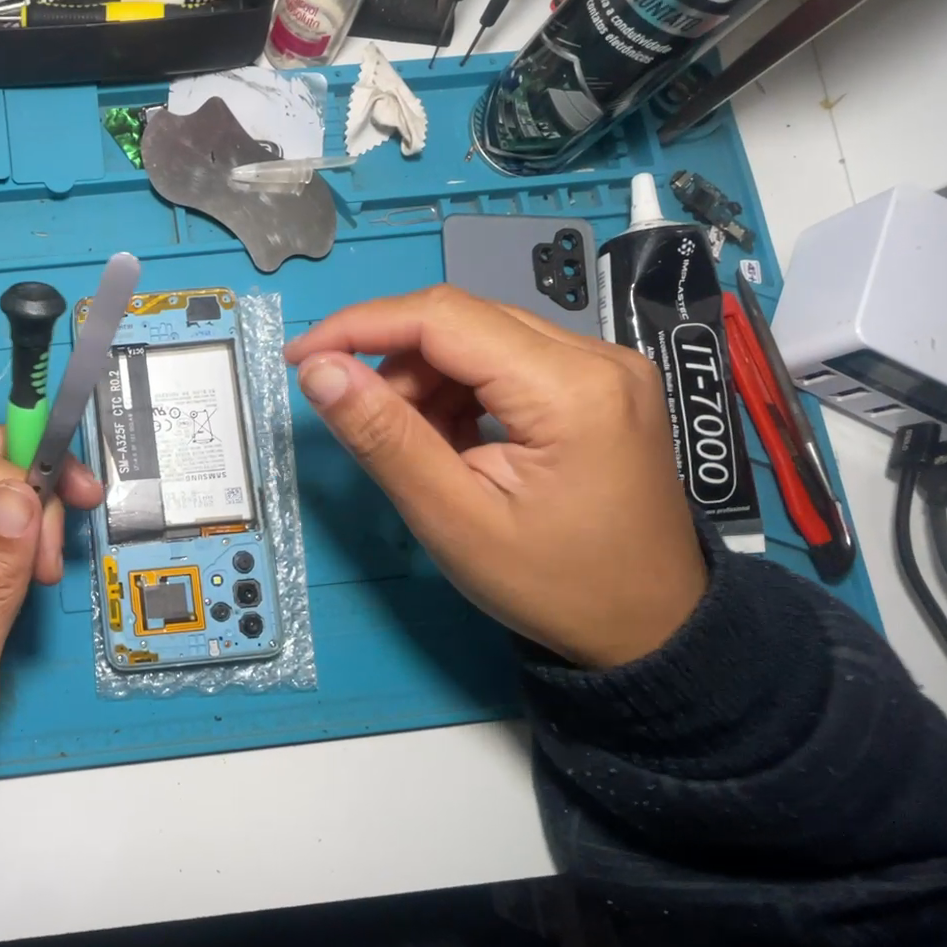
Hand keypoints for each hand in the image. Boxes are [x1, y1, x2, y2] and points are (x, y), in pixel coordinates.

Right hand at [285, 286, 705, 669]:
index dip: (358, 326)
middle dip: (391, 362)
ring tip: (415, 447)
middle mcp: (595, 355)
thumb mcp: (451, 518)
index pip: (442, 317)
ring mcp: (603, 367)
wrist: (648, 629)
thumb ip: (384, 437)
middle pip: (461, 320)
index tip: (298, 359)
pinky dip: (457, 393)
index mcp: (568, 387)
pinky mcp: (597, 385)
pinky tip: (452, 441)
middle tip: (360, 423)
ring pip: (479, 338)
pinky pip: (504, 362)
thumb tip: (317, 370)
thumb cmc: (550, 585)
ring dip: (423, 381)